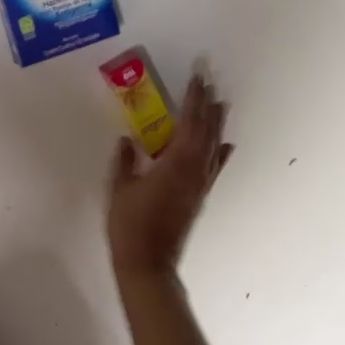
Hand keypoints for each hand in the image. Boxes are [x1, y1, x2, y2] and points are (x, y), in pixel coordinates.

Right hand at [107, 74, 234, 279]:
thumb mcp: (119, 188)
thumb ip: (124, 161)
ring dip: (216, 125)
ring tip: (220, 104)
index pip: (188, 124)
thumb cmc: (130, 225)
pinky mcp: (199, 198)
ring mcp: (199, 185)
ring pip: (212, 148)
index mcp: (174, 164)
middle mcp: (193, 171)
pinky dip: (220, 154)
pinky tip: (226, 146)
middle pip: (205, 132)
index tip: (197, 80)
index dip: (193, 101)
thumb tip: (127, 140)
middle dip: (207, 106)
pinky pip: (214, 169)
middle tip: (209, 83)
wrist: (148, 264)